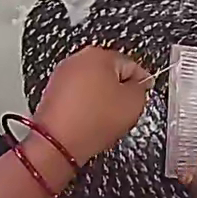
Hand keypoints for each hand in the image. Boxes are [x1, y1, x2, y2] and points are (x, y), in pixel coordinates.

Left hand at [34, 46, 151, 159]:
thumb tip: (139, 85)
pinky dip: (85, 106)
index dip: (141, 82)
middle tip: (124, 110)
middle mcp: (78, 59)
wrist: (59, 142)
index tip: (144, 93)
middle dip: (119, 90)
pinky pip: (78, 97)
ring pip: (93, 85)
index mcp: (100, 55)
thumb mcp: (134, 103)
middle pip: (110, 73)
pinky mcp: (52, 92)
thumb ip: (141, 88)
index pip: (131, 65)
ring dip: (101, 99)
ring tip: (105, 118)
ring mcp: (62, 75)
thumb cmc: (93, 121)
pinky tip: (89, 121)